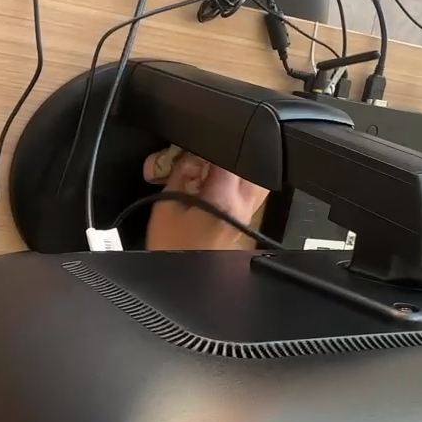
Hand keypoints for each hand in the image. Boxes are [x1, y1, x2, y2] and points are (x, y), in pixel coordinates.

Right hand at [143, 147, 269, 250]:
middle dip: (232, 153)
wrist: (181, 281)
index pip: (232, 155)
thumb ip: (180, 173)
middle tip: (209, 153)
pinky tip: (213, 186)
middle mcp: (243, 206)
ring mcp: (246, 216)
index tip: (201, 140)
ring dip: (238, 168)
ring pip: (255, 179)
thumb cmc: (171, 249)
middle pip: (254, 164)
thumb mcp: (165, 204)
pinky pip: (248, 193)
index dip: (216, 142)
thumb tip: (188, 156)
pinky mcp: (242, 223)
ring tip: (212, 169)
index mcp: (224, 199)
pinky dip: (235, 183)